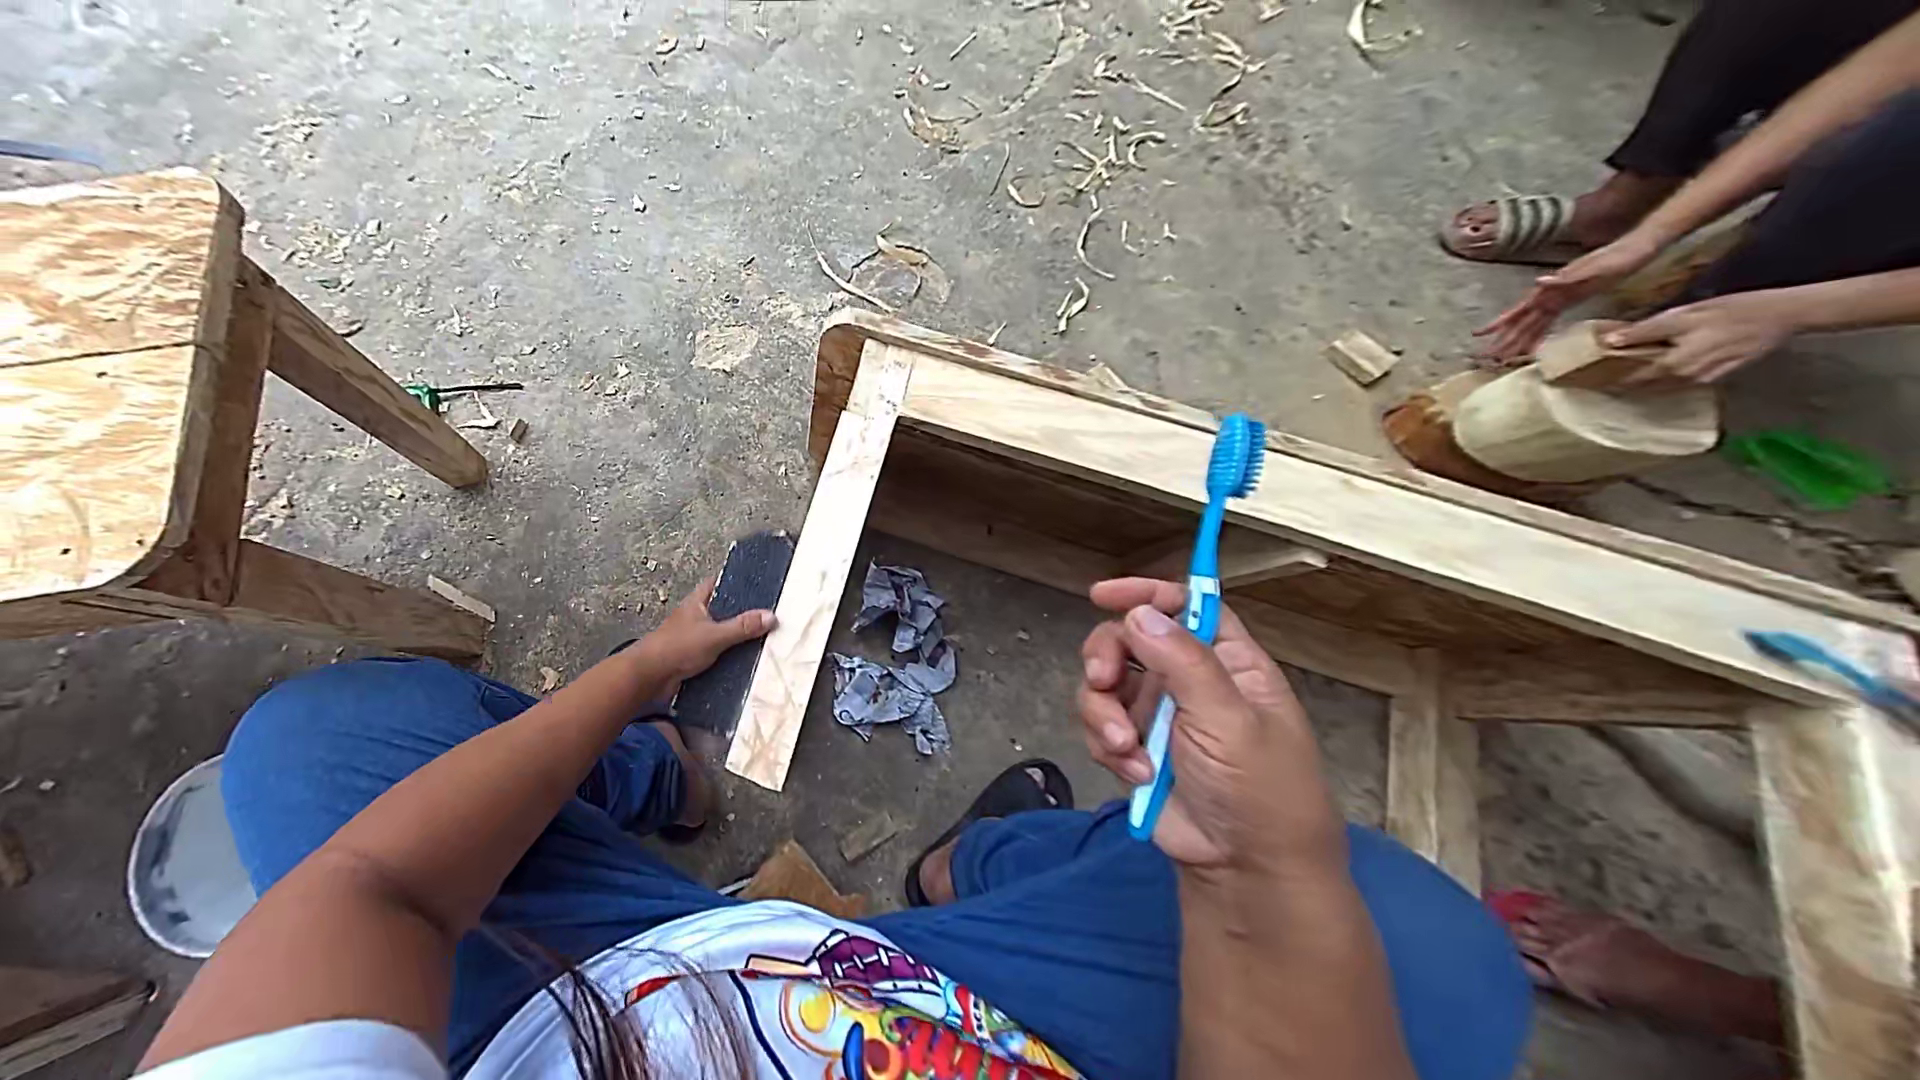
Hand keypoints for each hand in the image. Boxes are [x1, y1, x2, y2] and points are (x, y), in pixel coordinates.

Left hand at [639, 576, 775, 694]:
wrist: (648, 679)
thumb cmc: (674, 648)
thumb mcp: (714, 635)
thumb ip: (742, 626)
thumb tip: (770, 616)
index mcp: (697, 603)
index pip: (718, 583)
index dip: (736, 580)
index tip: (758, 581)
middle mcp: (696, 617)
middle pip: (725, 609)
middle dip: (744, 612)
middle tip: (768, 612)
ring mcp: (695, 638)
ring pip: (723, 632)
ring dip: (738, 636)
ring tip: (765, 635)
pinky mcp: (696, 658)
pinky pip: (720, 653)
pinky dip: (732, 655)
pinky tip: (748, 658)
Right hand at [1077, 578, 1344, 873]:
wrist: (1243, 870)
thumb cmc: (1259, 788)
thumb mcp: (1230, 720)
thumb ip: (1184, 661)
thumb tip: (1139, 613)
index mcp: (1226, 661)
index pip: (1186, 606)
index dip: (1147, 593)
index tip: (1104, 594)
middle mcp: (1188, 679)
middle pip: (1130, 639)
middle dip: (1107, 656)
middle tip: (1101, 679)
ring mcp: (1157, 713)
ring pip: (1104, 683)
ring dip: (1104, 713)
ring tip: (1126, 748)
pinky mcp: (1134, 747)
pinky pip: (1100, 725)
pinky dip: (1108, 745)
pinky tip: (1135, 772)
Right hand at [1473, 232, 1663, 362]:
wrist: (1637, 249)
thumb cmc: (1617, 257)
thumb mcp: (1592, 266)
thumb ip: (1564, 277)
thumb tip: (1537, 283)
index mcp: (1549, 290)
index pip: (1518, 310)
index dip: (1498, 322)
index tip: (1479, 334)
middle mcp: (1548, 296)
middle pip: (1521, 322)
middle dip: (1503, 339)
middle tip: (1487, 357)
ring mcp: (1558, 299)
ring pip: (1531, 325)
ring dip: (1517, 341)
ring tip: (1504, 358)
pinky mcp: (1569, 302)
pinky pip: (1547, 323)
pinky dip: (1537, 336)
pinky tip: (1532, 348)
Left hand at [1608, 290, 1801, 385]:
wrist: (1784, 315)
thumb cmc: (1732, 310)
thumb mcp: (1684, 315)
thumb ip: (1646, 330)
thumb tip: (1608, 341)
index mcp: (1671, 364)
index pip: (1626, 380)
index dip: (1602, 381)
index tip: (1580, 380)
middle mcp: (1681, 379)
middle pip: (1638, 388)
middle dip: (1614, 385)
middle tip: (1590, 380)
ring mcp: (1698, 381)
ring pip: (1656, 389)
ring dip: (1634, 386)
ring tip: (1610, 378)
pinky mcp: (1712, 378)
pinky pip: (1675, 385)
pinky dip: (1657, 382)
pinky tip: (1647, 374)